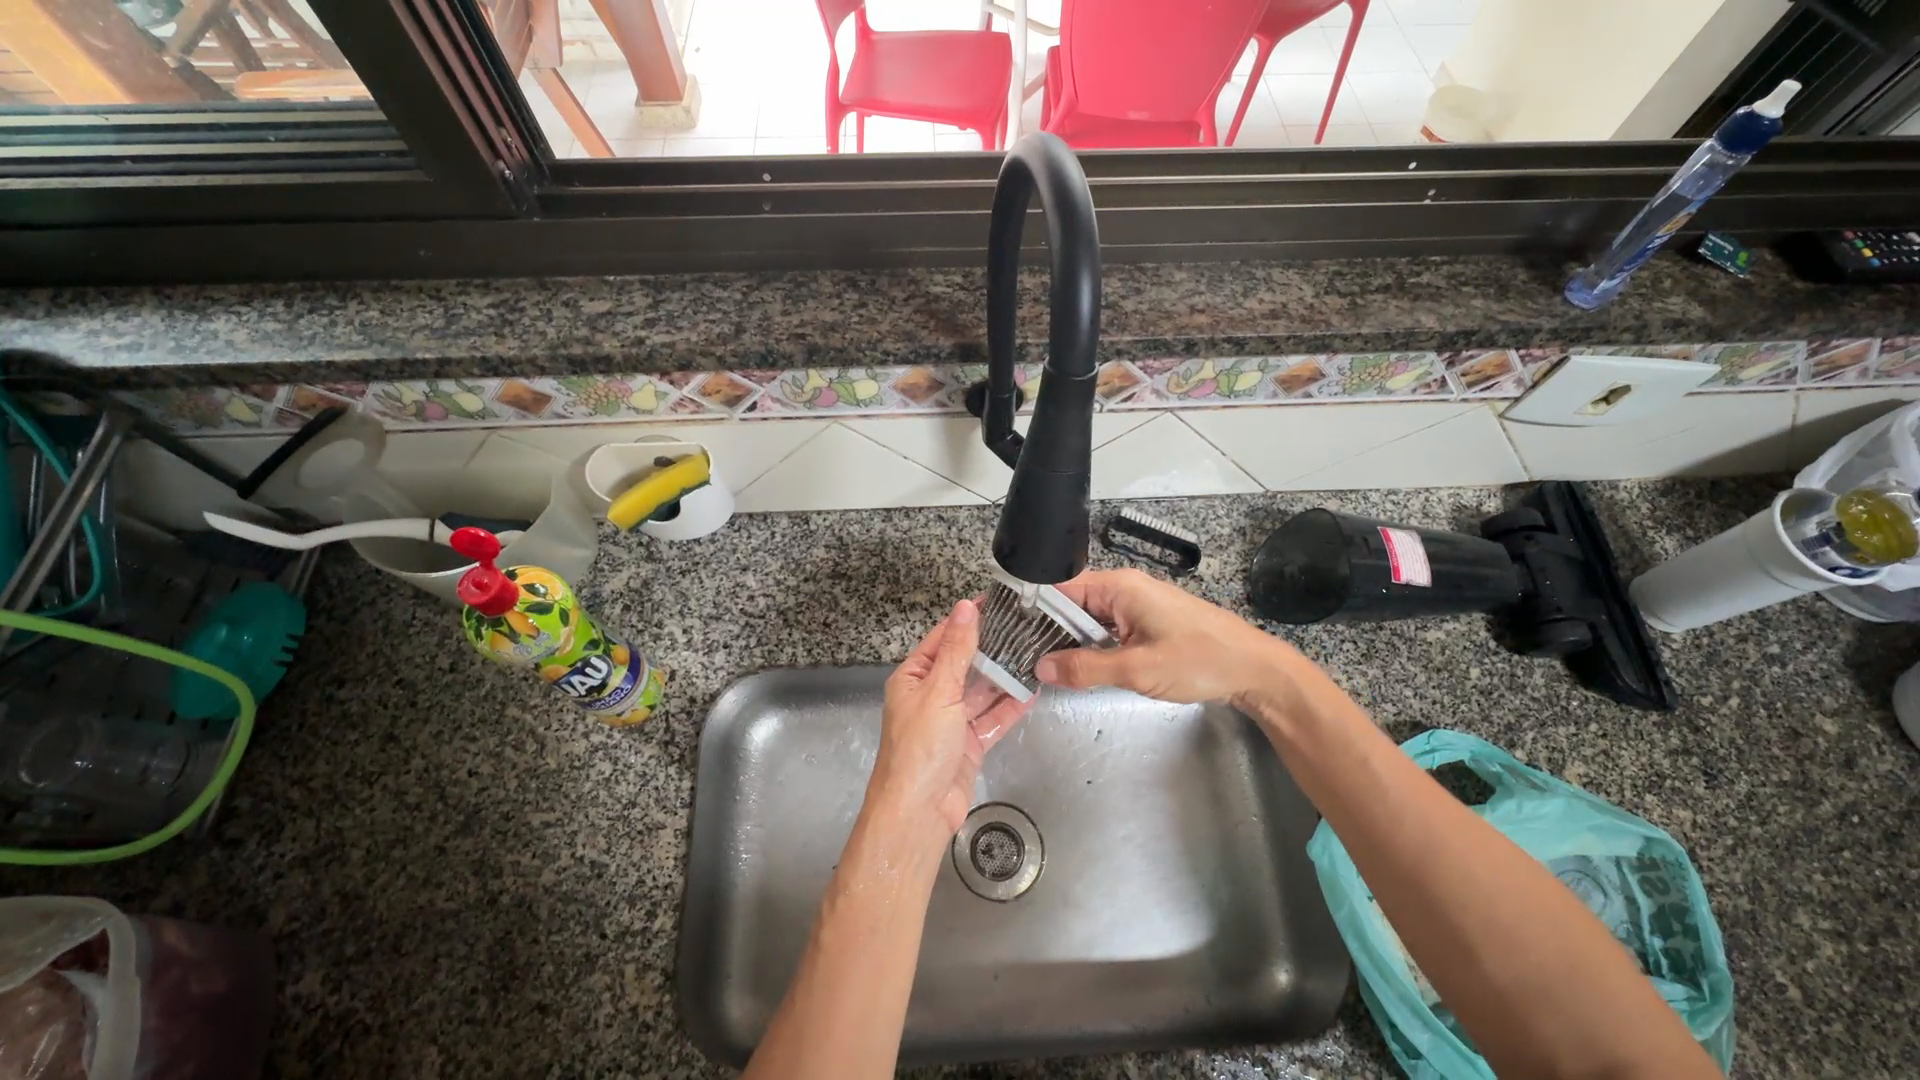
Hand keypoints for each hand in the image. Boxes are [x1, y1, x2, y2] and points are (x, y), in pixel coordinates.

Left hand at [869, 599, 1033, 837]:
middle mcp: (931, 696)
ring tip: (1034, 653)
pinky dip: (1010, 707)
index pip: (943, 639)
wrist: (919, 812)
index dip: (967, 620)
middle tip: (1025, 627)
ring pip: (982, 692)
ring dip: (1005, 677)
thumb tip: (965, 608)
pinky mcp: (970, 744)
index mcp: (913, 679)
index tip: (996, 602)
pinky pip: (993, 719)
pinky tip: (1031, 690)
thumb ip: (958, 650)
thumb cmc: (919, 748)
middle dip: (992, 648)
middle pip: (965, 664)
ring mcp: (951, 722)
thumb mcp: (939, 691)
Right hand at [1035, 568, 1300, 708]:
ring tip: (1040, 663)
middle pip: (1073, 604)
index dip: (1033, 607)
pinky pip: (1108, 631)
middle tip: (1018, 654)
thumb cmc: (1200, 661)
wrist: (1255, 670)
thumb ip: (1086, 668)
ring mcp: (1138, 607)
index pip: (1062, 588)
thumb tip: (1042, 667)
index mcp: (1120, 587)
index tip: (1008, 628)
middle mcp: (1126, 590)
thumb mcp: (1137, 669)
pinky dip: (1093, 647)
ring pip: (1090, 621)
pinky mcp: (1148, 625)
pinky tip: (1078, 667)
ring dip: (1071, 641)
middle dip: (1048, 628)